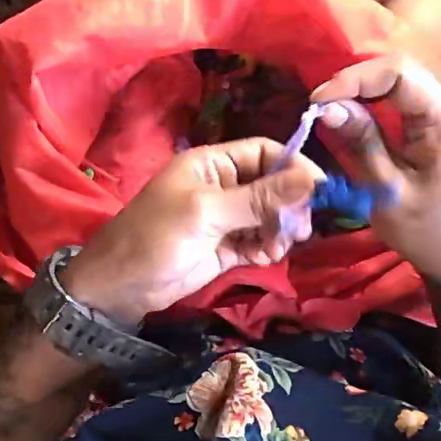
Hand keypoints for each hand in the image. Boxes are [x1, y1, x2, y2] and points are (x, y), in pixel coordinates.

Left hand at [65, 139, 325, 325]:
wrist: (121, 288)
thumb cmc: (156, 238)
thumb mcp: (207, 212)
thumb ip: (258, 198)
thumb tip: (311, 180)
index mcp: (212, 164)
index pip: (264, 152)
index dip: (294, 167)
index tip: (319, 191)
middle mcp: (222, 186)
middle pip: (272, 185)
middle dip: (289, 204)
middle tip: (299, 229)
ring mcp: (225, 219)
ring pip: (269, 216)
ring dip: (280, 230)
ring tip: (277, 247)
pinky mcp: (226, 248)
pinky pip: (259, 242)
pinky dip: (267, 249)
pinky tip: (264, 258)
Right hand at [311, 56, 440, 284]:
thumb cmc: (425, 232)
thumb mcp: (387, 190)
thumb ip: (362, 143)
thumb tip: (327, 108)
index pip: (400, 74)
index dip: (355, 79)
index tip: (319, 102)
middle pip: (400, 71)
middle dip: (355, 81)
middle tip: (320, 105)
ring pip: (398, 82)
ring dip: (360, 90)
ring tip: (328, 109)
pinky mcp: (431, 128)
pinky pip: (398, 101)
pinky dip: (370, 103)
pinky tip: (348, 116)